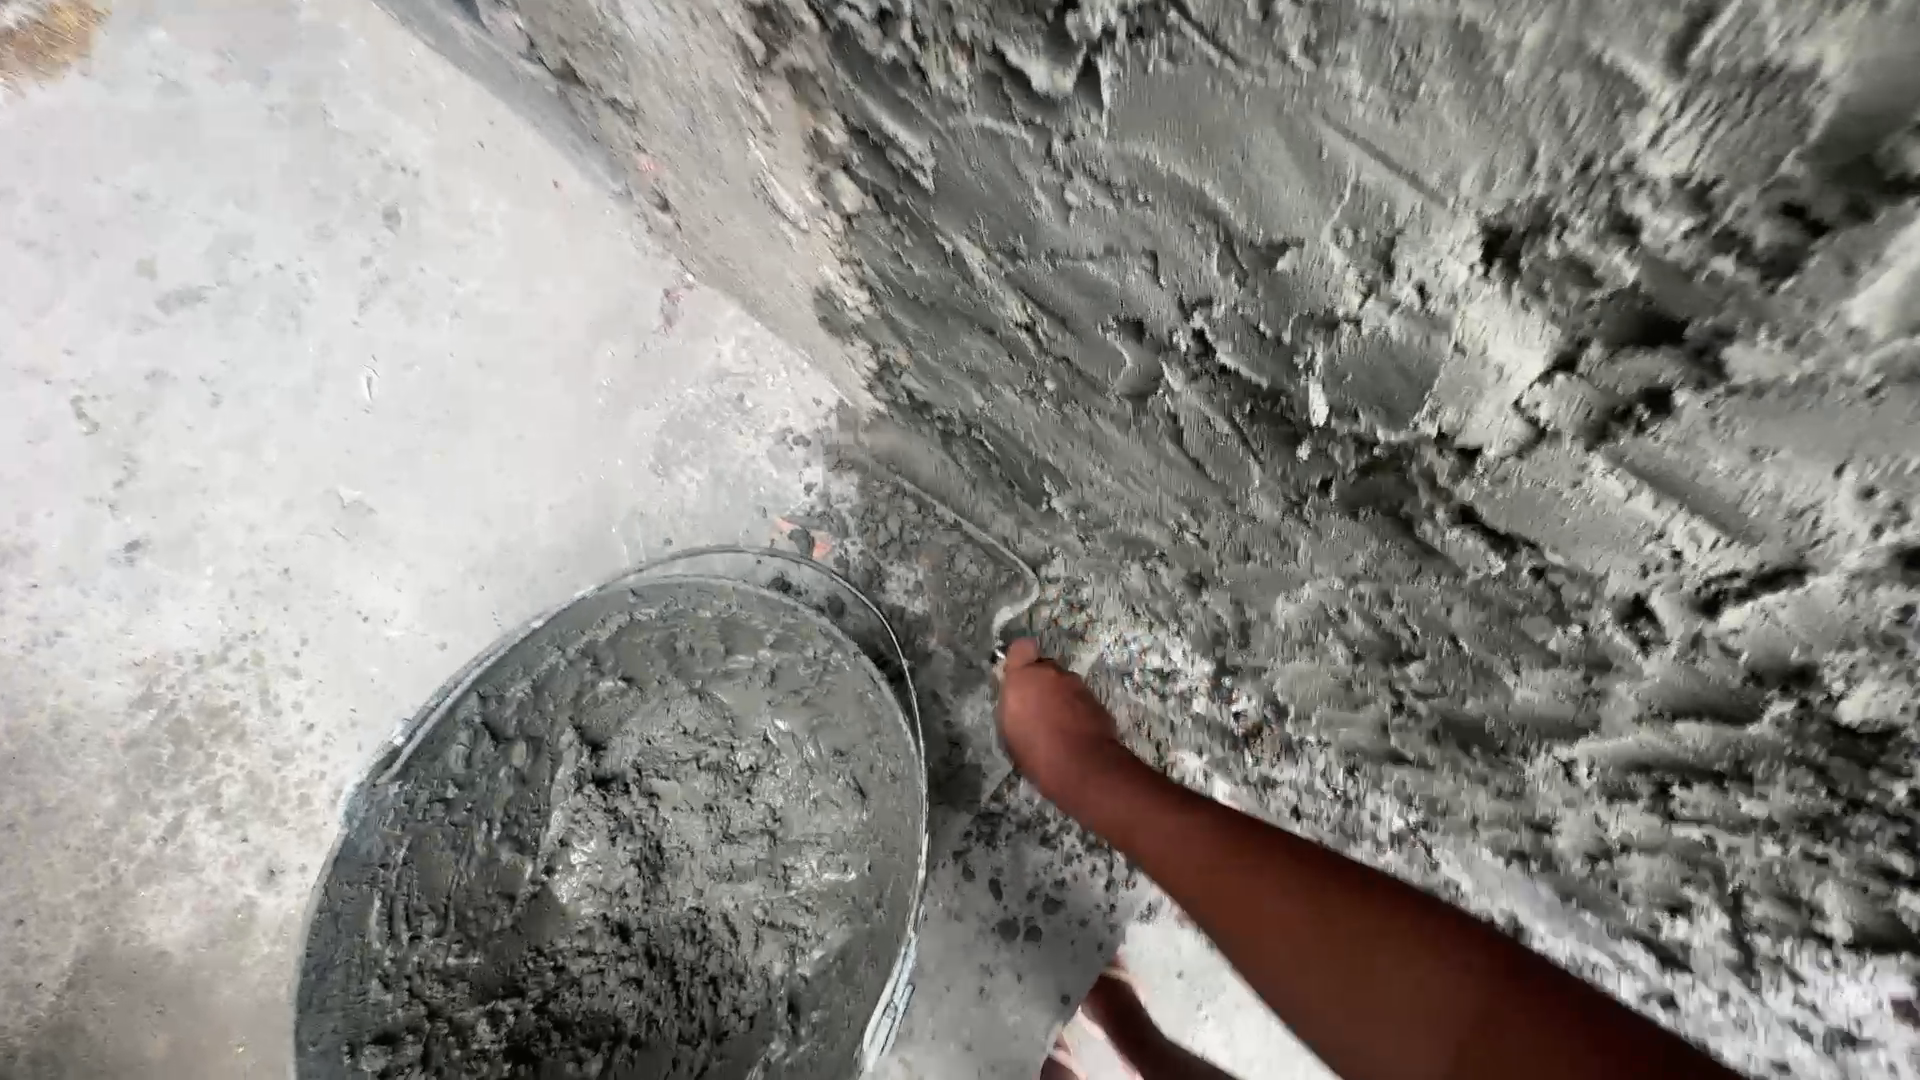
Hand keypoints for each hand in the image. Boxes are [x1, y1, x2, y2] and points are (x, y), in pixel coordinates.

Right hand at [996, 638, 1134, 801]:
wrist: (1081, 765)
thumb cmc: (1034, 749)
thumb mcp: (1009, 728)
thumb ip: (1013, 703)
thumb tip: (1018, 697)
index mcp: (1024, 676)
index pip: (1022, 647)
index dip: (1022, 658)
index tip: (1021, 676)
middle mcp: (1052, 673)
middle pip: (1046, 668)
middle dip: (1042, 683)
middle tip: (1039, 709)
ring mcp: (1078, 686)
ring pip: (1065, 685)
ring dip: (1062, 698)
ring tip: (1059, 726)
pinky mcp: (1097, 701)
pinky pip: (1081, 700)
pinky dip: (1078, 711)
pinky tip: (1076, 734)